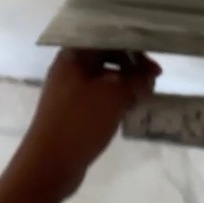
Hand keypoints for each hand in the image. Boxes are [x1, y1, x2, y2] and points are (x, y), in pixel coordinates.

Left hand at [12, 49, 159, 200]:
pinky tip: (128, 109)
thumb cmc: (80, 122)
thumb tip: (148, 76)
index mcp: (73, 55)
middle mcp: (68, 67)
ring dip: (124, 83)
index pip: (108, 39)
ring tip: (144, 96)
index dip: (134, 49)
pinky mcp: (70, 110)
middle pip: (105, 56)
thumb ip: (135, 80)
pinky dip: (114, 98)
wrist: (49, 164)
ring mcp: (68, 90)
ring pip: (102, 77)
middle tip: (153, 82)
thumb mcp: (114, 96)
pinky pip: (97, 95)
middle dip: (131, 66)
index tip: (154, 67)